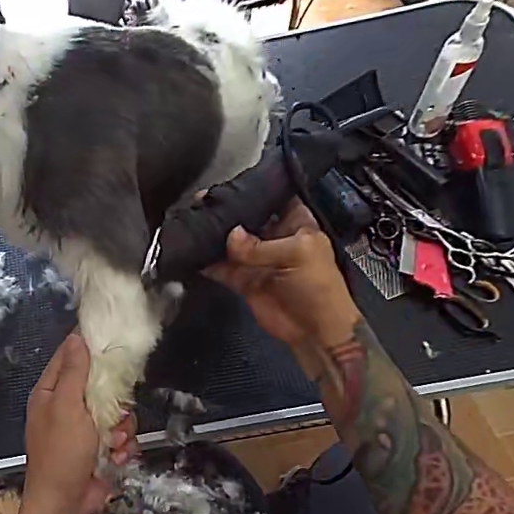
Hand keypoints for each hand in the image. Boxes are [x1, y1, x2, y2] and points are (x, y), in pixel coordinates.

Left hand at [22, 334, 134, 513]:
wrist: (65, 504)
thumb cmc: (60, 453)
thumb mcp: (66, 407)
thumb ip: (73, 372)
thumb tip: (76, 337)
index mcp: (50, 393)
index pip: (70, 357)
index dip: (89, 347)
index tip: (113, 341)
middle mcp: (67, 407)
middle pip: (101, 384)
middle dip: (115, 399)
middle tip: (116, 408)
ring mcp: (85, 429)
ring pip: (118, 411)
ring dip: (123, 427)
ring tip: (114, 441)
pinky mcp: (101, 448)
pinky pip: (122, 435)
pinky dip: (123, 446)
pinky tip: (117, 457)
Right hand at [204, 201, 359, 349]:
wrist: (315, 331)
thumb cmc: (319, 288)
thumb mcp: (297, 255)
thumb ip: (260, 246)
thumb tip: (231, 235)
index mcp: (296, 223)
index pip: (274, 197)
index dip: (256, 188)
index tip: (231, 181)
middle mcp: (275, 237)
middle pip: (247, 218)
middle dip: (227, 211)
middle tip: (202, 201)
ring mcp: (258, 260)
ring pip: (231, 243)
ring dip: (214, 235)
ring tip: (193, 223)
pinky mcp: (245, 280)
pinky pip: (223, 267)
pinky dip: (209, 262)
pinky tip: (195, 253)